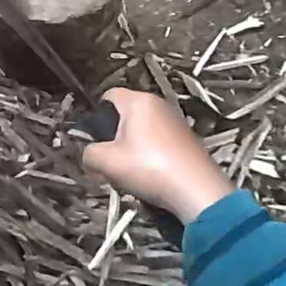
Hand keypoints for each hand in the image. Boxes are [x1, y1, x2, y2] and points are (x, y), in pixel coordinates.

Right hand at [80, 88, 233, 223]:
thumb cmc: (149, 168)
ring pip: (142, 129)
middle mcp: (158, 104)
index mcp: (138, 101)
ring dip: (132, 148)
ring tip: (131, 172)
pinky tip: (151, 176)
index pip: (108, 95)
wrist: (197, 190)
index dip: (97, 114)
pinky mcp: (187, 138)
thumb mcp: (106, 162)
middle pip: (126, 114)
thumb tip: (89, 154)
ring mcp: (176, 120)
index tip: (95, 137)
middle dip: (115, 135)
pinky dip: (151, 155)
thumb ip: (88, 153)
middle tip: (110, 159)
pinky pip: (159, 140)